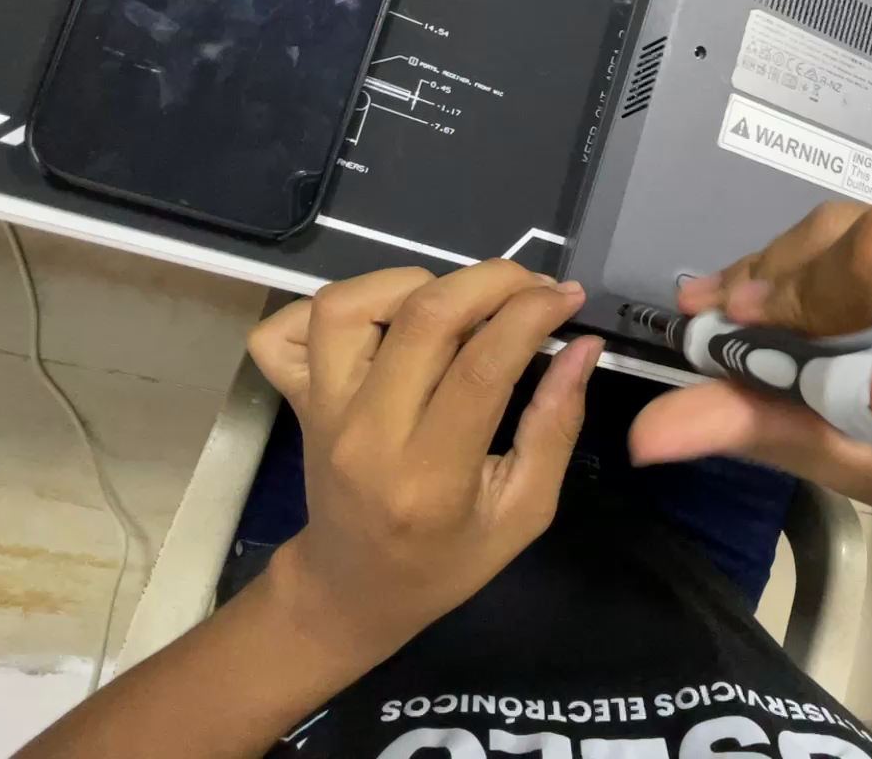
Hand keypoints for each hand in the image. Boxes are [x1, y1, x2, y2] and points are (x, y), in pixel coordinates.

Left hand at [247, 262, 603, 660]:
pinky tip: (383, 320)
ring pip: (348, 304)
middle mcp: (365, 433)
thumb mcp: (525, 510)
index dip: (533, 315)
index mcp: (429, 475)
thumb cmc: (445, 561)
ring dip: (416, 283)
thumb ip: (557, 425)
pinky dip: (337, 305)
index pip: (483, 365)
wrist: (350, 590)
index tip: (568, 298)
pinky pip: (287, 326)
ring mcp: (319, 409)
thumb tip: (583, 346)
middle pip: (423, 317)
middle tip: (530, 285)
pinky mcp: (294, 397)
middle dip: (491, 280)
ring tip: (458, 303)